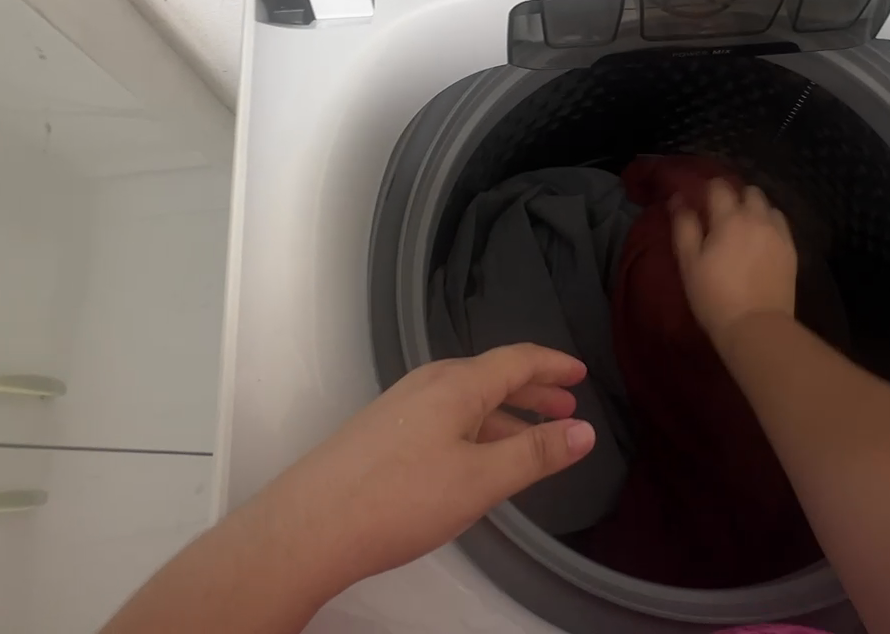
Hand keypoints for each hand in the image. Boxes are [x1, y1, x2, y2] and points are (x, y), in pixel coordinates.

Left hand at [250, 344, 596, 600]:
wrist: (304, 530)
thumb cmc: (401, 499)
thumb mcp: (481, 480)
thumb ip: (535, 454)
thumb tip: (585, 431)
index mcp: (458, 383)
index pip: (518, 359)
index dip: (553, 365)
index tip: (581, 373)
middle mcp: (430, 383)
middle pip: (493, 375)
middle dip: (534, 390)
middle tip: (566, 407)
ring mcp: (402, 405)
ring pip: (468, 398)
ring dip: (505, 412)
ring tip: (530, 438)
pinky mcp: (383, 431)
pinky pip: (445, 416)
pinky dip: (476, 427)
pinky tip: (475, 459)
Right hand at [672, 178, 797, 345]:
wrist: (756, 326)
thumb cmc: (714, 296)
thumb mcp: (689, 262)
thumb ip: (684, 226)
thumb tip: (678, 200)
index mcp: (729, 218)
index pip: (720, 186)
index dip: (709, 189)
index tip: (701, 201)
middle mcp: (757, 218)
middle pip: (749, 191)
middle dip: (736, 197)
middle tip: (723, 216)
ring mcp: (778, 233)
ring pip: (768, 206)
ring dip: (755, 210)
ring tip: (744, 229)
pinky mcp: (791, 250)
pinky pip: (780, 225)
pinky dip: (770, 225)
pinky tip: (761, 242)